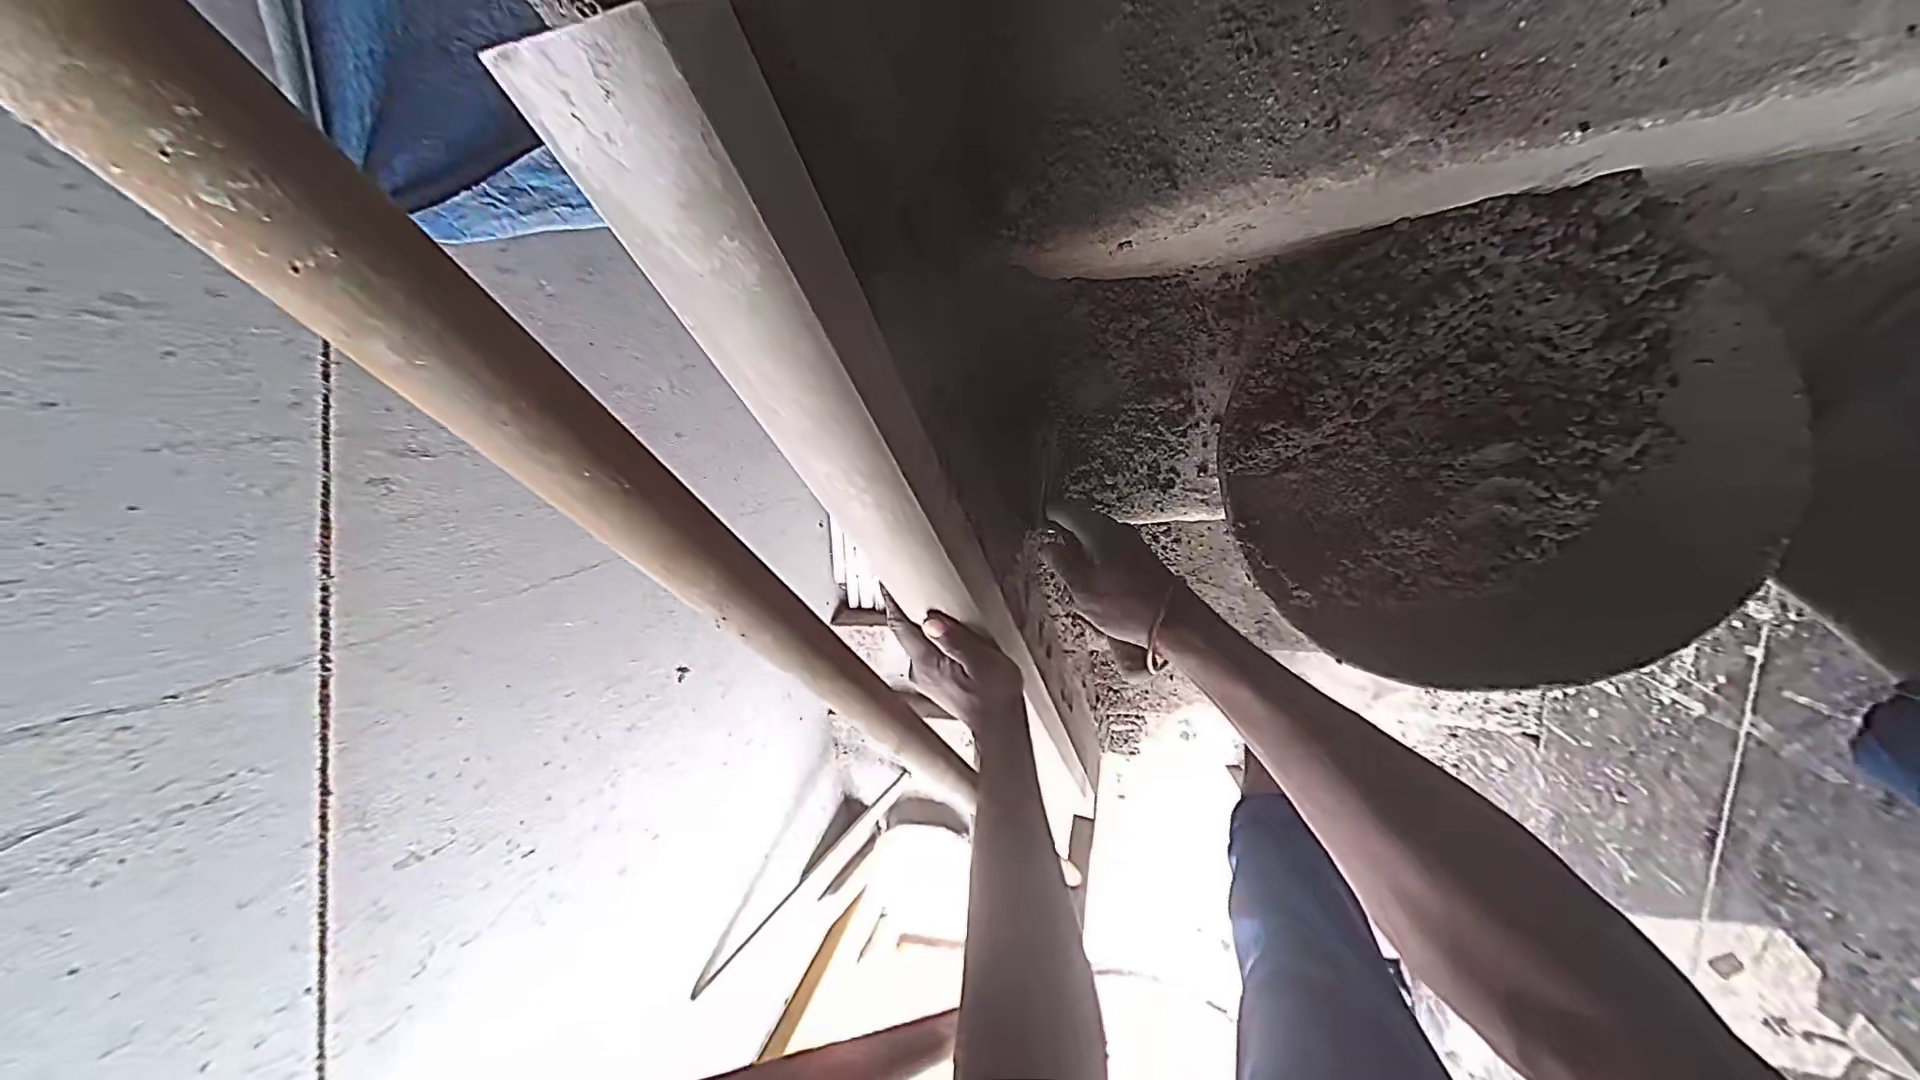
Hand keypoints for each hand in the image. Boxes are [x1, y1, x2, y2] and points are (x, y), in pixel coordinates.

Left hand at [886, 598, 1025, 734]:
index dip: (891, 602)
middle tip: (909, 585)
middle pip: (904, 632)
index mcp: (927, 662)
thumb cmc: (995, 696)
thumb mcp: (984, 661)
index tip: (885, 582)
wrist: (999, 728)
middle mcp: (918, 671)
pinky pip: (924, 653)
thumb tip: (931, 621)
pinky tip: (942, 634)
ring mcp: (924, 679)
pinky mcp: (933, 683)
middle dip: (905, 609)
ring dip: (918, 625)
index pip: (899, 626)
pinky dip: (928, 639)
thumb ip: (957, 640)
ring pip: (914, 643)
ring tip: (928, 605)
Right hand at [1040, 503, 1184, 646]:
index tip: (1044, 516)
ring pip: (1099, 535)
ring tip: (1070, 561)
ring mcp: (1133, 544)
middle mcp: (1118, 532)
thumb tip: (1048, 548)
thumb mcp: (1082, 588)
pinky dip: (1097, 555)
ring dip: (1082, 543)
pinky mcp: (1141, 559)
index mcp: (1099, 532)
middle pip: (1085, 521)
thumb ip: (1061, 563)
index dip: (1052, 514)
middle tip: (1052, 538)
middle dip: (1067, 528)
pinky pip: (1112, 548)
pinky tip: (1093, 574)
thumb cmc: (1129, 607)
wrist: (1173, 621)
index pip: (1068, 511)